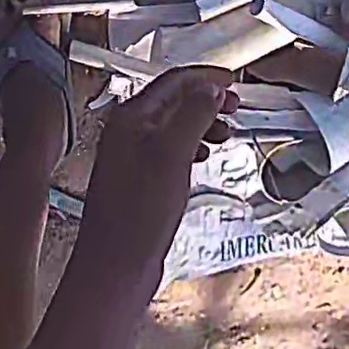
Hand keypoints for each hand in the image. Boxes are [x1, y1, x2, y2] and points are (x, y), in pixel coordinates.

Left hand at [75, 67, 236, 270]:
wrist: (114, 271)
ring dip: (201, 122)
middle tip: (234, 106)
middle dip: (206, 99)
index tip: (232, 81)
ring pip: (174, 124)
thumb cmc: (140, 213)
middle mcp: (127, 130)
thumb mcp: (173, 154)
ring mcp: (131, 155)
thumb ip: (193, 114)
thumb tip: (211, 89)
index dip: (205, 77)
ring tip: (225, 134)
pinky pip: (170, 147)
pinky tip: (203, 157)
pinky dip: (191, 144)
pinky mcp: (138, 178)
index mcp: (131, 117)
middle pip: (173, 100)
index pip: (173, 81)